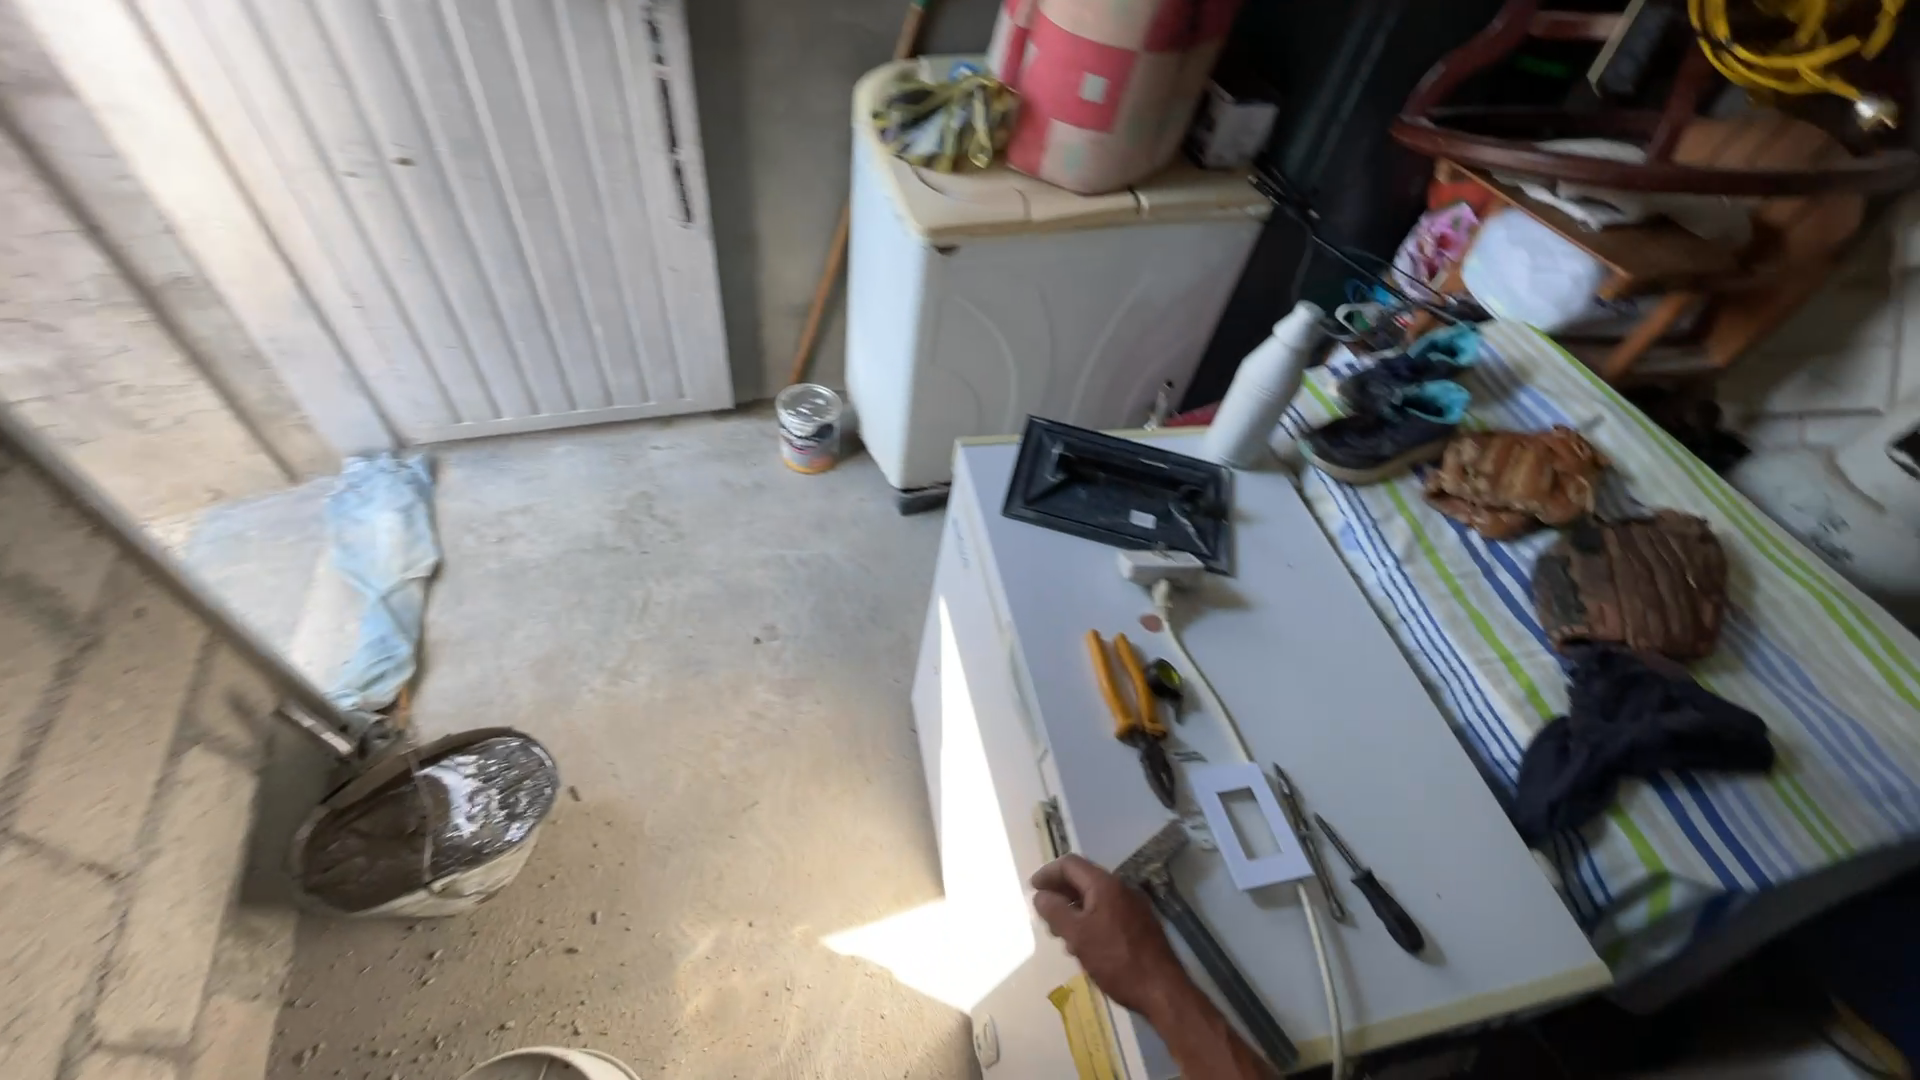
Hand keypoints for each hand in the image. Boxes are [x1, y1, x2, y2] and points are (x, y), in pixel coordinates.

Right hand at [1031, 854, 1190, 1018]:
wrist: (1163, 990)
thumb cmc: (1116, 960)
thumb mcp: (1077, 936)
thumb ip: (1055, 912)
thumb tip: (1040, 895)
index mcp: (1105, 884)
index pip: (1069, 864)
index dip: (1048, 873)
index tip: (1032, 889)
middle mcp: (1120, 888)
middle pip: (1082, 880)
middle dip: (1060, 894)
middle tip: (1045, 915)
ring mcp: (1133, 906)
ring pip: (1095, 898)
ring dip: (1075, 910)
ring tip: (1062, 935)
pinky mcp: (1140, 924)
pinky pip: (1108, 912)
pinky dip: (1090, 920)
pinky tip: (1085, 946)